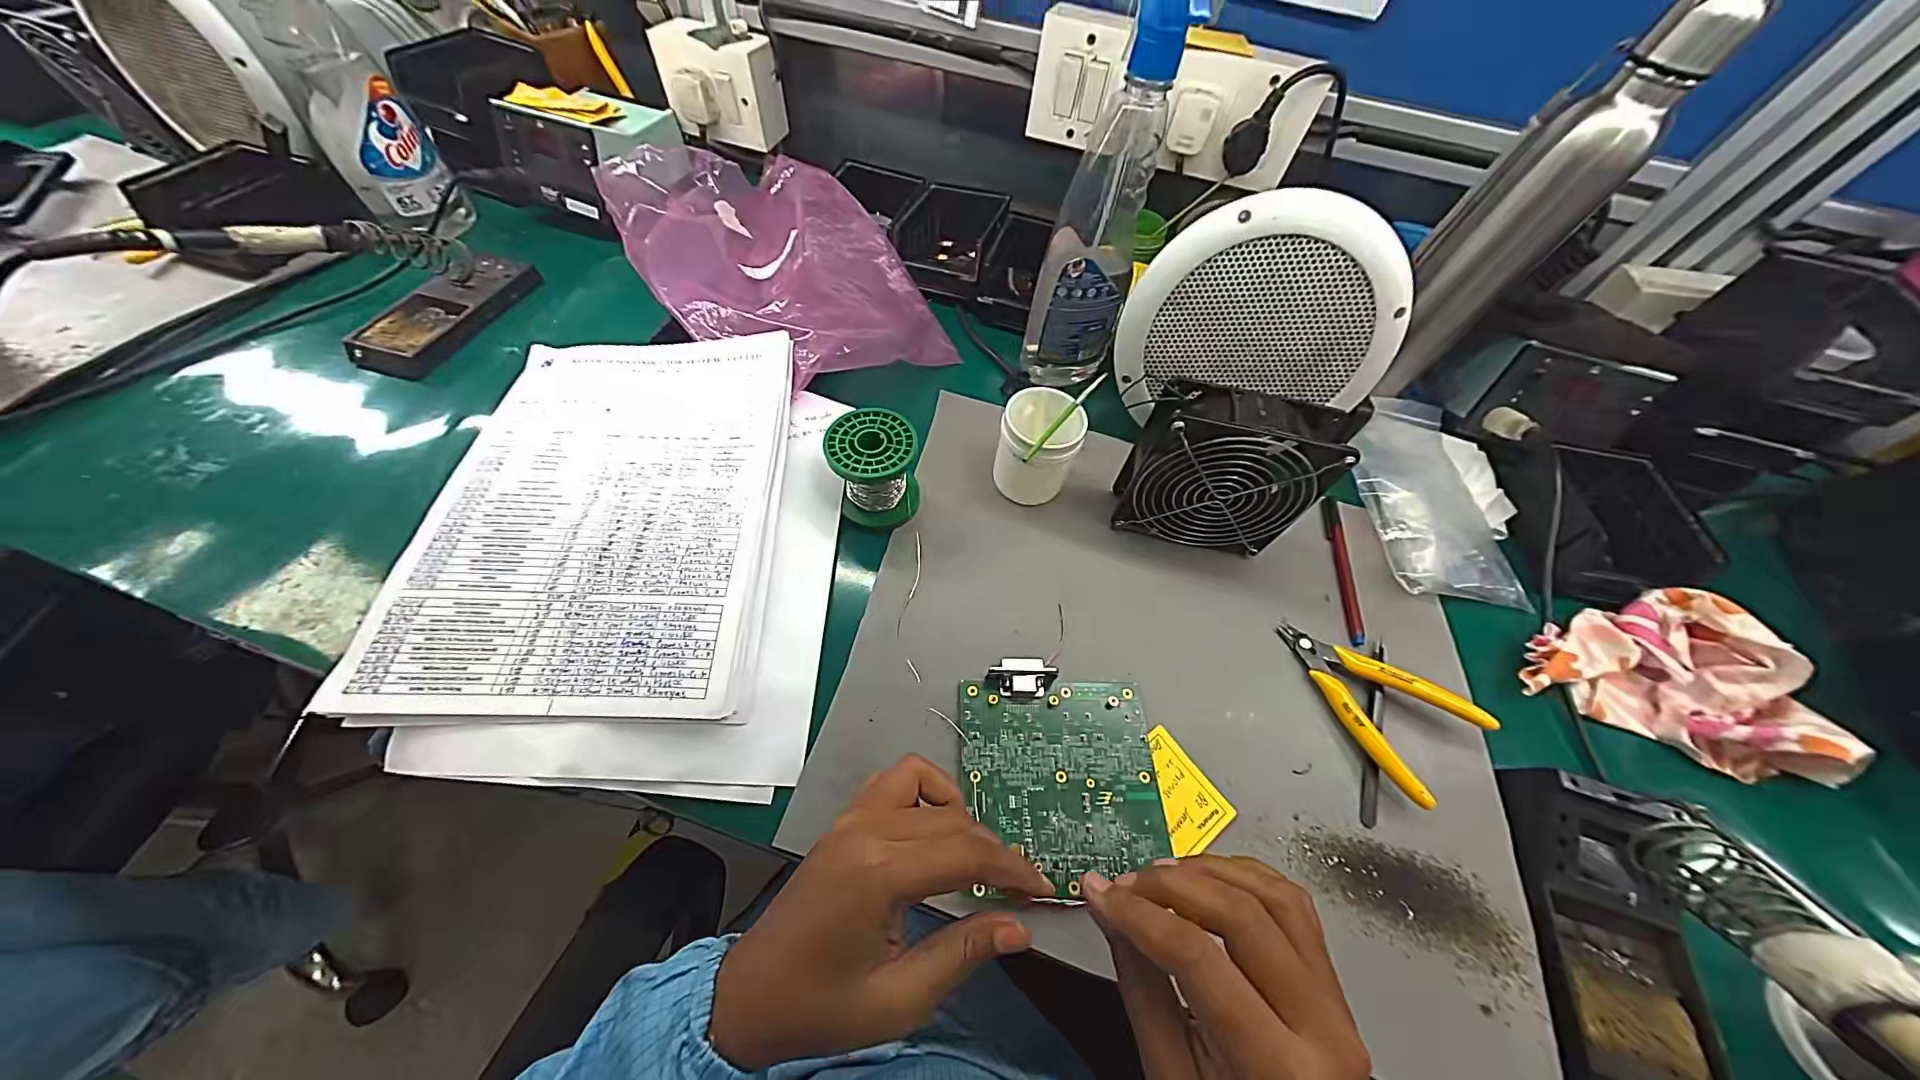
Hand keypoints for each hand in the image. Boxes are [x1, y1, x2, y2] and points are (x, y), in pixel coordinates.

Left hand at [709, 754, 1054, 1067]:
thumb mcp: (899, 999)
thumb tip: (1017, 928)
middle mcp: (865, 832)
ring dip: (960, 814)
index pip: (966, 854)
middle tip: (1017, 886)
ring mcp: (850, 820)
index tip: (1040, 888)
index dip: (1012, 869)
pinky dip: (924, 791)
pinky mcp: (843, 822)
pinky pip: (892, 781)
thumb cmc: (818, 1006)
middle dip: (995, 850)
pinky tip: (934, 826)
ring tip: (975, 856)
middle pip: (953, 821)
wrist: (751, 997)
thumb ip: (962, 954)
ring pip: (925, 785)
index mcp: (877, 873)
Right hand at [1084, 855, 1369, 1079]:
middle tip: (1126, 883)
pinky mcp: (1332, 985)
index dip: (1140, 915)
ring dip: (1211, 872)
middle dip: (1172, 885)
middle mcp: (1323, 1030)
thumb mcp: (1172, 1076)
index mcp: (1278, 1068)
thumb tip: (1112, 914)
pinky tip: (1208, 878)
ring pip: (1276, 897)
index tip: (1103, 893)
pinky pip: (1294, 907)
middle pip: (1243, 916)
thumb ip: (1142, 990)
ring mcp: (1336, 1005)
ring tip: (1162, 874)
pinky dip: (1246, 878)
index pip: (1199, 958)